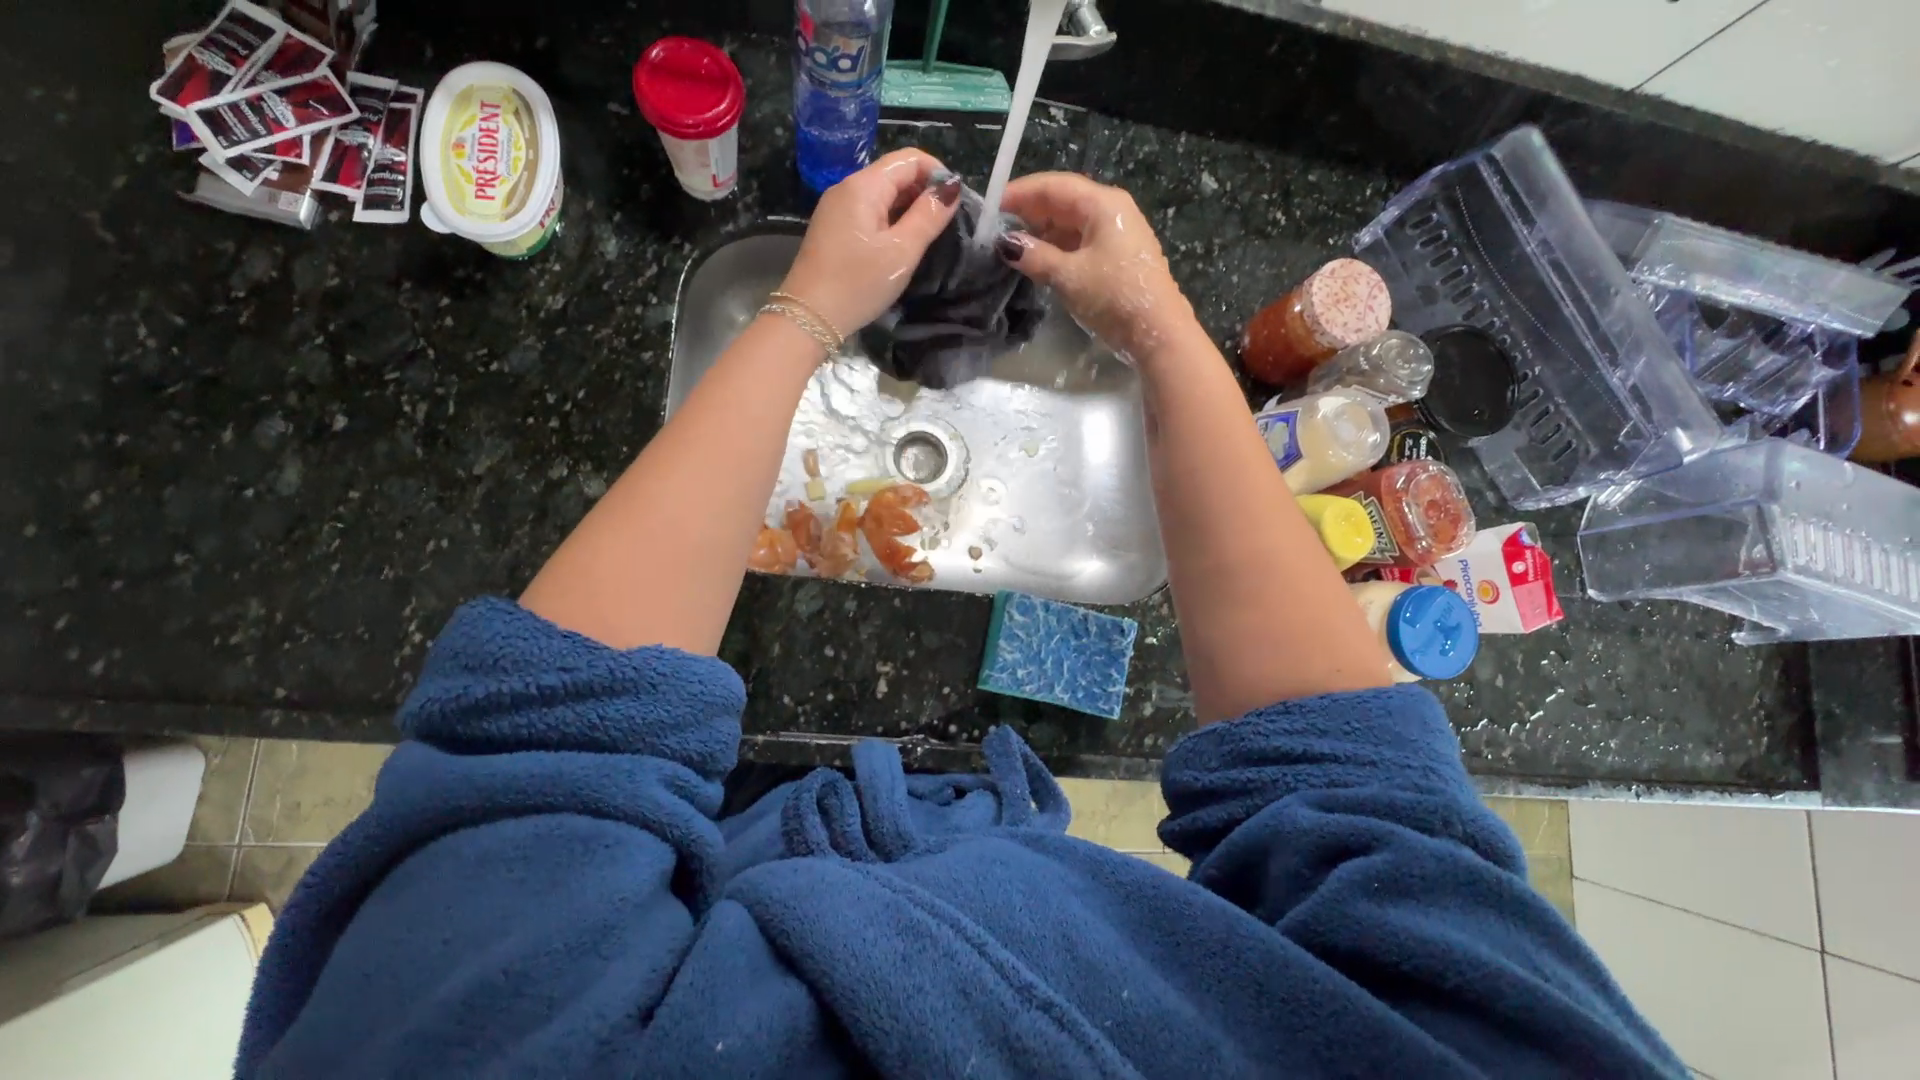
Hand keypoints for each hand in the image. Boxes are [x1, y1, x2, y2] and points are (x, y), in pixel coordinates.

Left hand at [779, 148, 963, 337]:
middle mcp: (847, 187)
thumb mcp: (901, 252)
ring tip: (927, 234)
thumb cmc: (858, 284)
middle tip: (945, 222)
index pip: (909, 159)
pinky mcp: (833, 227)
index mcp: (863, 186)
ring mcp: (837, 208)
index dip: (937, 172)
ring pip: (882, 193)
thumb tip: (951, 188)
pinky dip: (890, 218)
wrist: (808, 317)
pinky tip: (900, 243)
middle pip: (894, 173)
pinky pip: (868, 210)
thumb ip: (928, 216)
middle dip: (923, 190)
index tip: (956, 200)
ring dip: (908, 206)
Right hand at [997, 172, 1197, 361]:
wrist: (1158, 333)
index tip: (991, 205)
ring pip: (1071, 223)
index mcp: (1103, 204)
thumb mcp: (1068, 276)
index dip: (1020, 192)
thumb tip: (1006, 244)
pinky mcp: (1117, 257)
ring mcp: (1117, 234)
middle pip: (1063, 201)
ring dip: (1042, 233)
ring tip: (1012, 247)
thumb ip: (1035, 256)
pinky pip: (1081, 242)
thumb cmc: (1114, 298)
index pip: (1054, 186)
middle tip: (996, 228)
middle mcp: (1112, 210)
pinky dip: (1058, 248)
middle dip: (1030, 212)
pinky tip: (1039, 261)